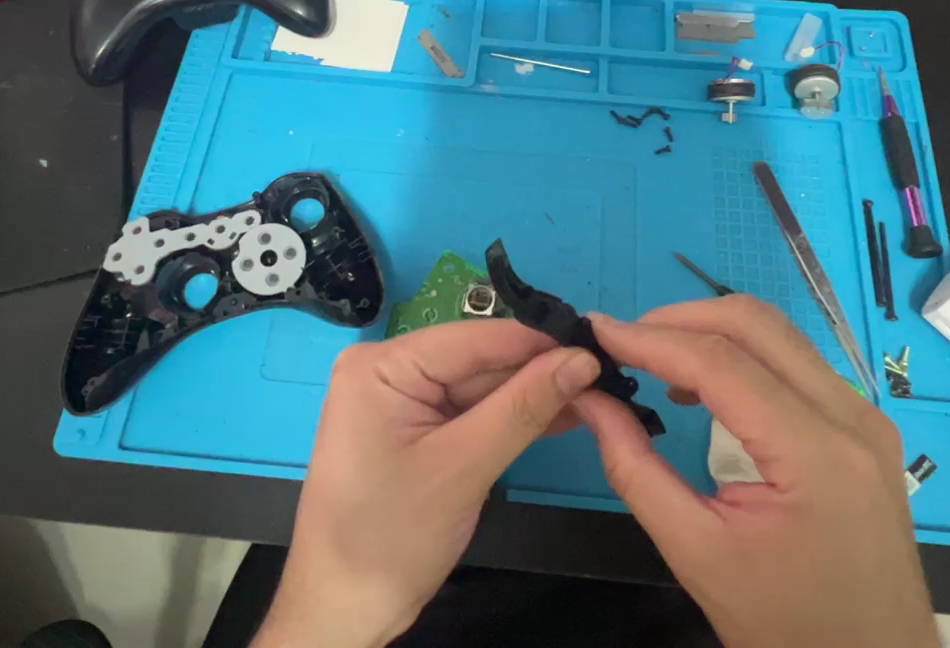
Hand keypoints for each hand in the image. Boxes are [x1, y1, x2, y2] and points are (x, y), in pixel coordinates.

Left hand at [252, 320, 600, 647]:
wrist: (342, 613)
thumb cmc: (390, 538)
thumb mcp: (463, 467)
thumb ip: (524, 406)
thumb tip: (582, 358)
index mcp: (383, 364)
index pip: (474, 337)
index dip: (539, 342)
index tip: (599, 347)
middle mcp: (388, 368)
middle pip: (479, 360)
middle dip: (539, 371)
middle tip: (606, 378)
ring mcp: (401, 398)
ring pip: (481, 385)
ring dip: (533, 395)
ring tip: (597, 396)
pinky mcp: (415, 427)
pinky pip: (470, 410)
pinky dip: (511, 417)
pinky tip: (561, 415)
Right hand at [571, 295, 937, 647]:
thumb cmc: (784, 625)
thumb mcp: (695, 552)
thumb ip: (633, 466)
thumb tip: (588, 398)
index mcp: (816, 454)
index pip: (721, 363)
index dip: (651, 340)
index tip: (597, 330)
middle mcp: (851, 416)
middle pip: (755, 323)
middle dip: (679, 318)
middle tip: (623, 340)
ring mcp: (864, 414)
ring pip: (776, 331)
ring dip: (709, 329)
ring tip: (652, 357)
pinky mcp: (862, 421)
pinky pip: (792, 358)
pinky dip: (739, 352)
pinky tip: (701, 384)